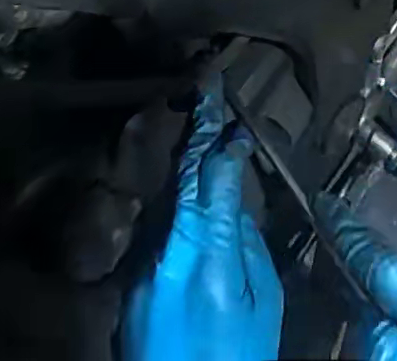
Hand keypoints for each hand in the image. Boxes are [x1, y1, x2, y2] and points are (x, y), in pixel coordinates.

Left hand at [123, 77, 282, 360]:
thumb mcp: (263, 312)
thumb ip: (248, 251)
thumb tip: (234, 208)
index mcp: (208, 259)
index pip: (214, 182)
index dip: (225, 148)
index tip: (235, 126)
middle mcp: (168, 252)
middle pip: (183, 178)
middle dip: (197, 131)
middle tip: (205, 84)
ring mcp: (144, 266)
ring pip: (169, 202)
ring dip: (188, 170)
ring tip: (204, 132)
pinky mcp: (133, 284)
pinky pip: (160, 233)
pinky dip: (179, 212)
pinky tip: (193, 205)